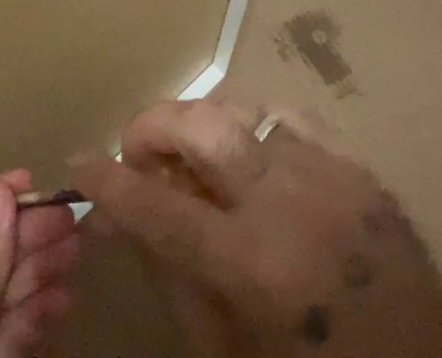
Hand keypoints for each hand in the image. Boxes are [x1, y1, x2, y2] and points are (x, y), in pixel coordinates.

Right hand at [71, 101, 441, 356]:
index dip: (106, 181)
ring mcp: (330, 175)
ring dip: (203, 124)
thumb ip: (174, 281)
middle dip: (151, 126)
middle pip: (201, 125)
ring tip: (193, 155)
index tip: (80, 163)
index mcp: (251, 265)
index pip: (155, 206)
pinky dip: (257, 126)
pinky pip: (293, 117)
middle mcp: (288, 203)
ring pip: (246, 108)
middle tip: (136, 151)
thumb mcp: (227, 348)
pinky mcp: (360, 166)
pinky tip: (251, 151)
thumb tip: (126, 222)